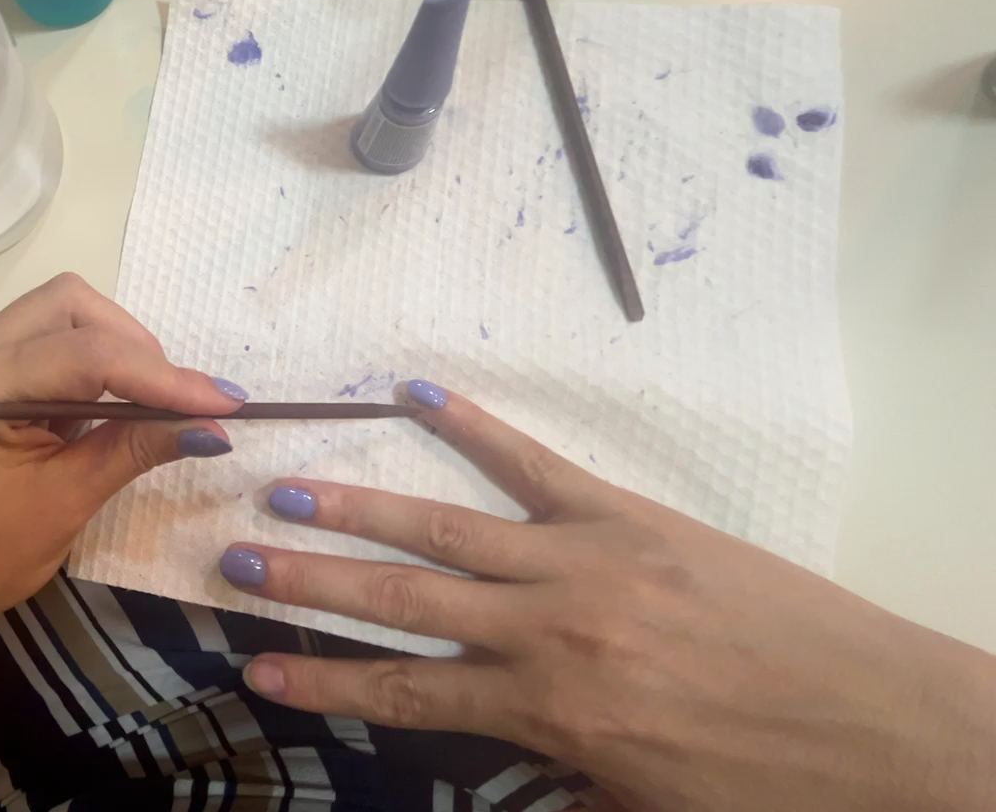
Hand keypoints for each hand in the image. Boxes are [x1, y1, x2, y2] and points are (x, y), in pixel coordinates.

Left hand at [0, 274, 246, 652]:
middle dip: (134, 344)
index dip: (159, 375)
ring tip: (148, 398)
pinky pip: (48, 331)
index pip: (84, 355)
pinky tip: (113, 393)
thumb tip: (213, 424)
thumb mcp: (71, 499)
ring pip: (61, 308)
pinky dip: (91, 354)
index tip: (221, 401)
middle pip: (69, 304)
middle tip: (175, 400)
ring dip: (115, 343)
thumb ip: (139, 446)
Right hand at [218, 381, 995, 810]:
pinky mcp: (619, 515)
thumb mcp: (648, 807)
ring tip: (287, 492)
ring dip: (354, 510)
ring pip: (439, 529)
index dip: (326, 681)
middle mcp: (545, 630)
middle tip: (238, 557)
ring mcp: (577, 559)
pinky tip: (418, 391)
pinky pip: (530, 463)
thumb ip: (553, 775)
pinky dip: (473, 426)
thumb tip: (481, 756)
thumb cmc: (777, 790)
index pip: (405, 691)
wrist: (923, 747)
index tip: (259, 668)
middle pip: (400, 600)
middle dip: (310, 583)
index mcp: (551, 711)